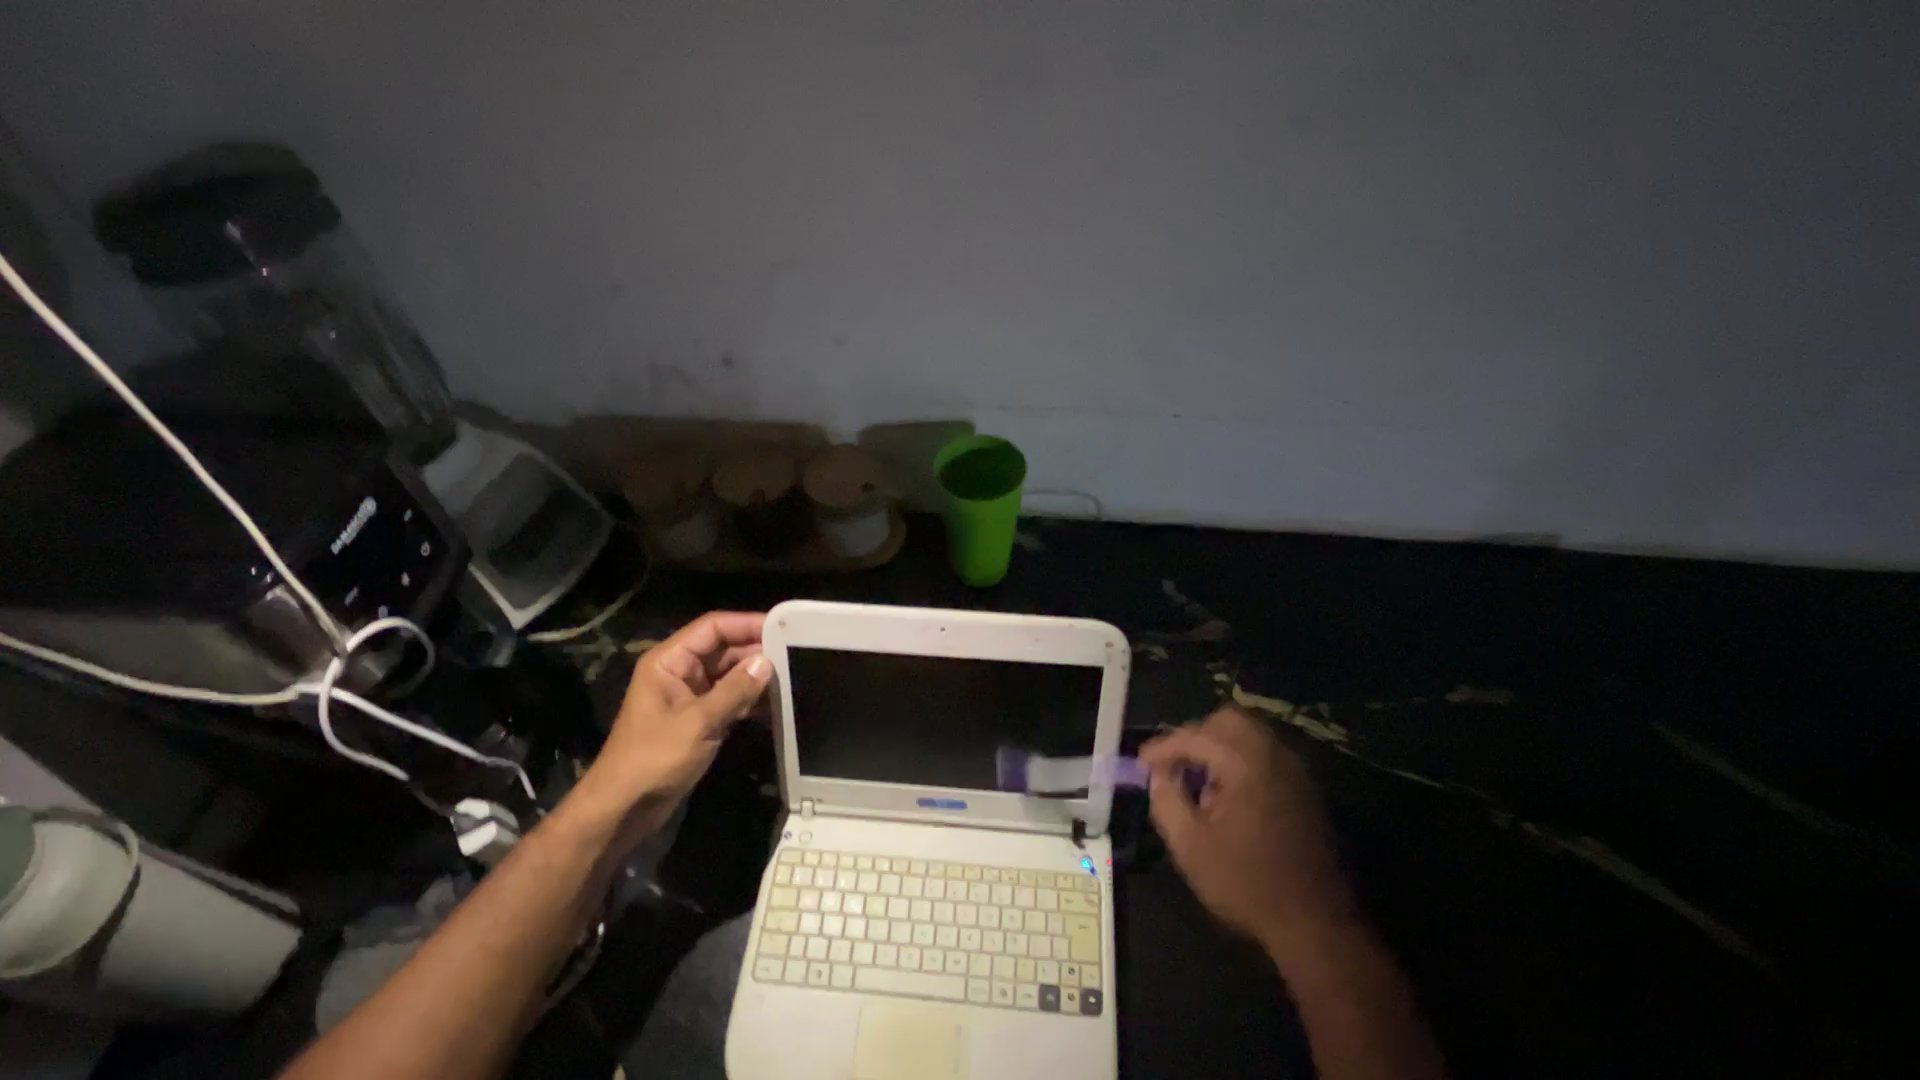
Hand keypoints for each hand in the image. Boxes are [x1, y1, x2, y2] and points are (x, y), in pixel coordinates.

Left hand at [573, 611, 771, 831]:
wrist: (624, 807)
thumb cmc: (654, 758)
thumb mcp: (698, 722)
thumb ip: (735, 690)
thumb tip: (766, 662)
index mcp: (669, 662)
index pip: (712, 628)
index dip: (746, 624)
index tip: (782, 627)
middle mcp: (679, 673)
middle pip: (723, 650)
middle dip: (756, 652)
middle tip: (796, 655)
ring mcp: (688, 698)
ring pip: (728, 676)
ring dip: (755, 678)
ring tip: (792, 679)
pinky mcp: (697, 721)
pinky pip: (728, 701)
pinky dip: (748, 702)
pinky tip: (775, 708)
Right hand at [1141, 706, 1356, 953]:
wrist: (1314, 921)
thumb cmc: (1246, 884)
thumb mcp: (1189, 846)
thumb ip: (1166, 799)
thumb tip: (1159, 774)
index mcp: (1245, 762)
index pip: (1194, 736)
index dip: (1162, 747)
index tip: (1140, 765)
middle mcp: (1273, 754)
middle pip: (1228, 721)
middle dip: (1194, 737)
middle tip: (1172, 767)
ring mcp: (1294, 770)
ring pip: (1250, 735)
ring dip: (1218, 748)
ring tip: (1197, 783)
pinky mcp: (1305, 789)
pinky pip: (1266, 755)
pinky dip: (1240, 761)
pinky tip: (1226, 797)